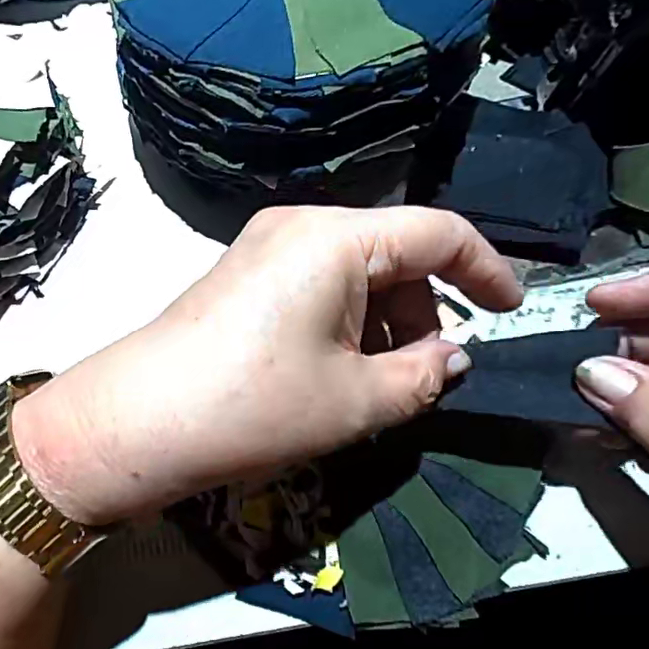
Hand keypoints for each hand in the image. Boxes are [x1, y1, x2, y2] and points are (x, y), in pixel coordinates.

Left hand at [11, 206, 521, 525]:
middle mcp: (302, 225)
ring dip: (386, 323)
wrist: (136, 424)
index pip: (437, 231)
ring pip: (359, 272)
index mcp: (337, 238)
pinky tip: (336, 373)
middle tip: (426, 376)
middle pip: (395, 253)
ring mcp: (269, 245)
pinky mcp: (249, 274)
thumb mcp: (357, 401)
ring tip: (375, 386)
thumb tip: (454, 357)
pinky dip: (349, 322)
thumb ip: (425, 375)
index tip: (512, 309)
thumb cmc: (255, 406)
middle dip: (425, 311)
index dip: (486, 268)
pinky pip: (322, 284)